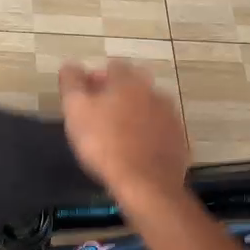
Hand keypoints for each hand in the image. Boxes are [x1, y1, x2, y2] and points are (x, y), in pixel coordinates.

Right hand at [58, 60, 189, 198]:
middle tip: (99, 115)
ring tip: (117, 135)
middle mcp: (154, 92)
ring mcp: (170, 116)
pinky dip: (148, 134)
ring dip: (134, 114)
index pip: (113, 67)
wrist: (145, 184)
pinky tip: (135, 150)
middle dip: (116, 95)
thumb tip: (70, 65)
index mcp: (128, 81)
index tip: (85, 96)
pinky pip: (159, 130)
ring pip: (148, 107)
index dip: (97, 78)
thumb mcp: (76, 111)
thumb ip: (71, 83)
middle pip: (133, 86)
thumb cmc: (104, 144)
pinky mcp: (179, 140)